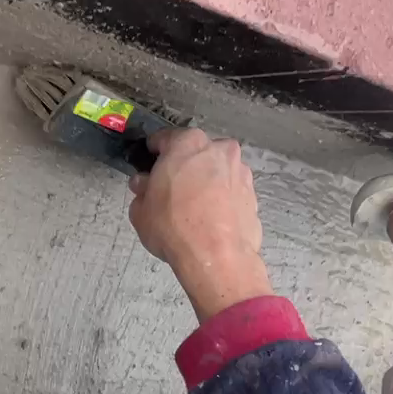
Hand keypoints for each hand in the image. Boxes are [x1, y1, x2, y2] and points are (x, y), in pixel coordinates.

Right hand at [128, 129, 274, 321]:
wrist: (215, 255)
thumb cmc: (173, 226)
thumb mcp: (140, 209)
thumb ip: (142, 191)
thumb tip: (145, 185)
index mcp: (187, 144)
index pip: (165, 138)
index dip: (153, 152)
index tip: (148, 163)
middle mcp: (218, 150)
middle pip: (195, 153)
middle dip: (182, 167)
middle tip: (167, 190)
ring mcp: (240, 171)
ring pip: (216, 171)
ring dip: (204, 183)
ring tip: (190, 209)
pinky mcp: (252, 194)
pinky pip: (230, 191)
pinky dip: (219, 200)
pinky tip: (207, 220)